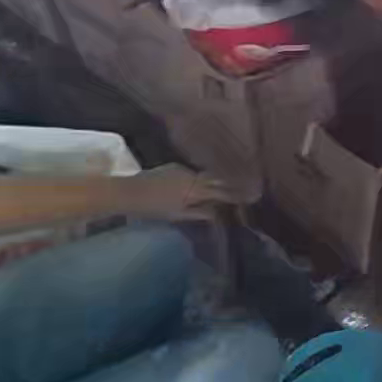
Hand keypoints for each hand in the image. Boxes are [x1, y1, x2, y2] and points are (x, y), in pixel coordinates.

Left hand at [119, 164, 239, 218]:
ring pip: (206, 174)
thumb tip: (217, 214)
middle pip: (217, 179)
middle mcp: (193, 176)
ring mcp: (184, 169)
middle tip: (246, 186)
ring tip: (229, 183)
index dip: (237, 194)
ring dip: (218, 179)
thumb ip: (199, 213)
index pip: (222, 192)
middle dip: (232, 183)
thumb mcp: (178, 214)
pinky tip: (205, 181)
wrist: (128, 191)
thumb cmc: (153, 208)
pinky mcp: (174, 167)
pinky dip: (203, 177)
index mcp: (196, 190)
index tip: (252, 196)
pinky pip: (195, 171)